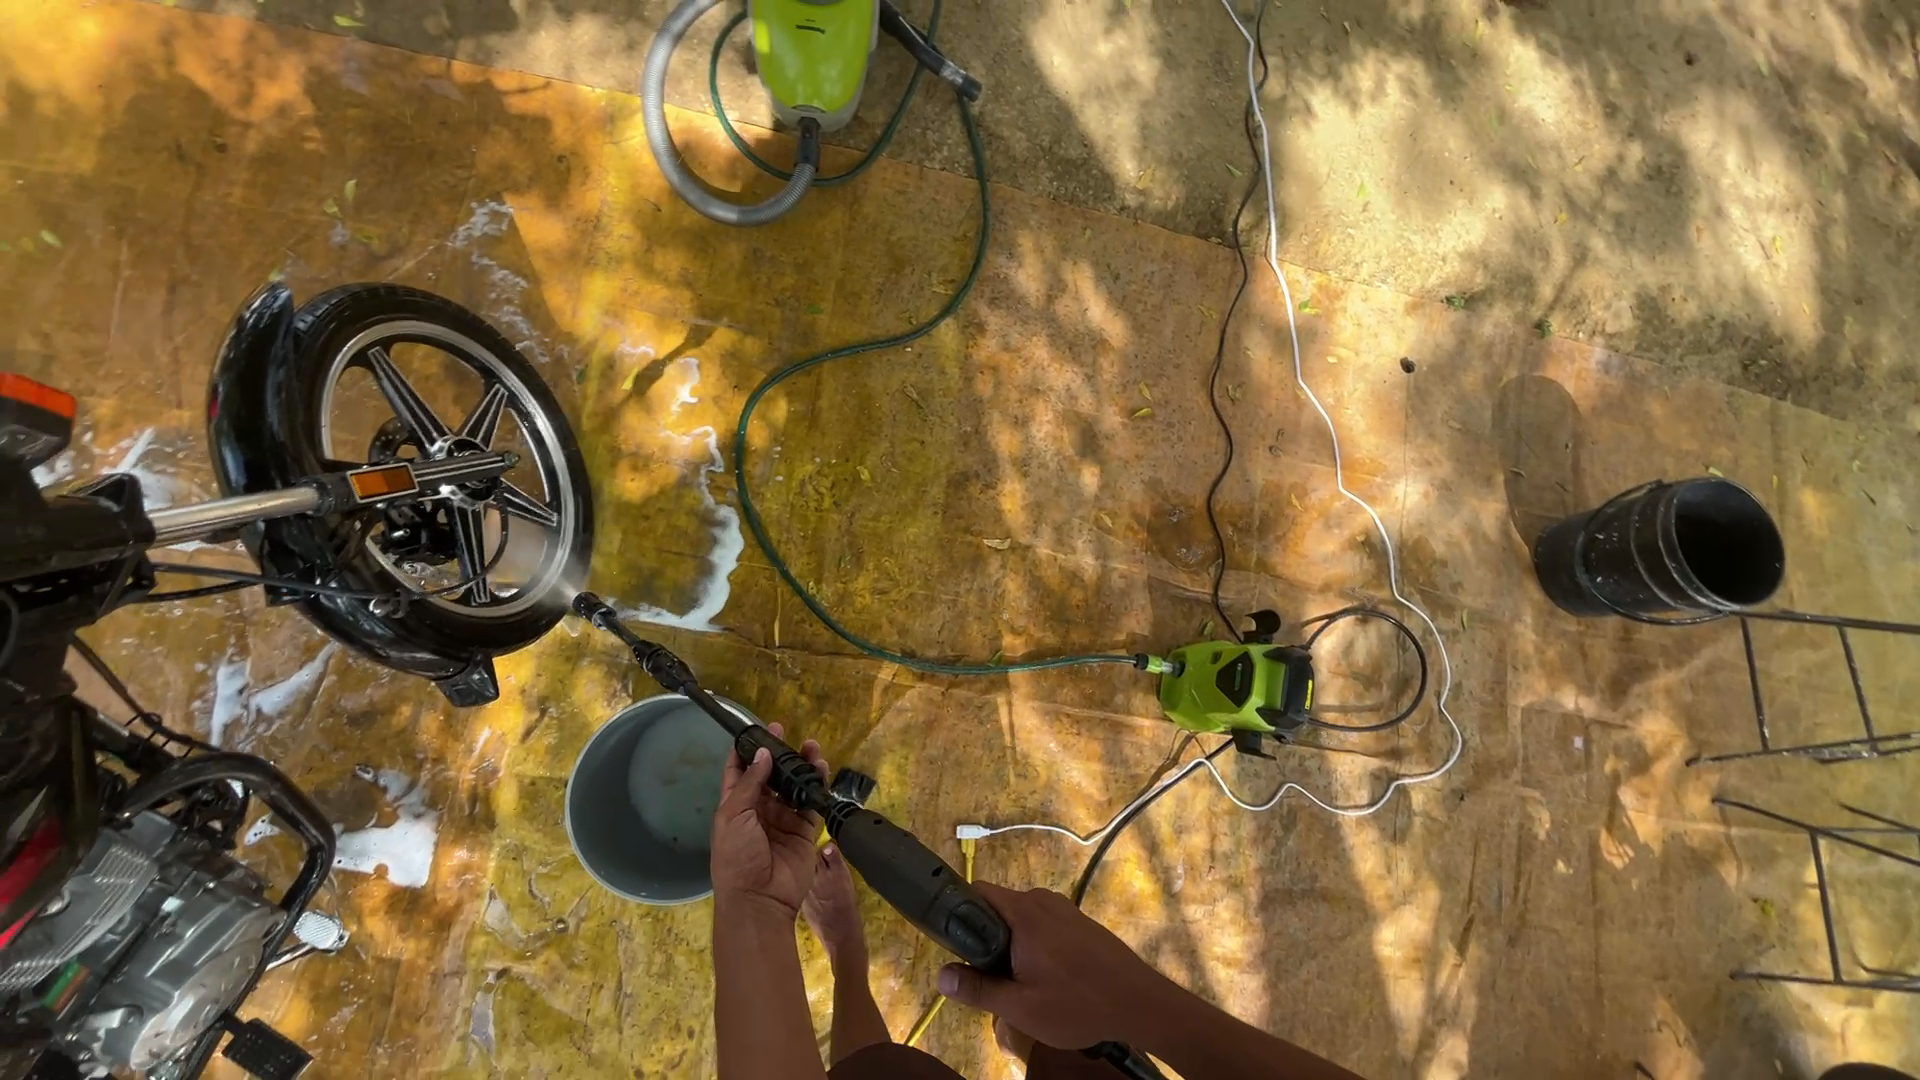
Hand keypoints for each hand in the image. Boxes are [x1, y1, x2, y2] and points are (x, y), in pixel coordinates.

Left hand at [709, 723, 826, 919]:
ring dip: (800, 765)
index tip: (754, 730)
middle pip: (770, 775)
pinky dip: (817, 784)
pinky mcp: (804, 830)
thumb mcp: (734, 816)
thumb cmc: (737, 856)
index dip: (745, 751)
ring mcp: (783, 820)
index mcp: (735, 807)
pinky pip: (812, 802)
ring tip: (810, 745)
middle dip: (777, 753)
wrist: (759, 898)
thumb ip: (751, 783)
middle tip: (783, 729)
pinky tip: (822, 767)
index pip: (738, 772)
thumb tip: (764, 753)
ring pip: (793, 785)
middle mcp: (760, 810)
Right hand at [936, 882, 1173, 1049]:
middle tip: (989, 976)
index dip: (959, 913)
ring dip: (1012, 945)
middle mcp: (1040, 900)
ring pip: (1020, 918)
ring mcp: (1062, 907)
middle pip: (998, 907)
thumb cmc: (1078, 1004)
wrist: (1139, 1002)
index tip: (953, 943)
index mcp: (1022, 912)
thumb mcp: (1021, 1007)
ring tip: (1020, 983)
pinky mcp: (1077, 920)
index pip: (977, 892)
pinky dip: (1034, 944)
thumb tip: (940, 976)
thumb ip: (978, 989)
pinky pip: (1041, 924)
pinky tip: (1047, 978)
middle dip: (987, 938)